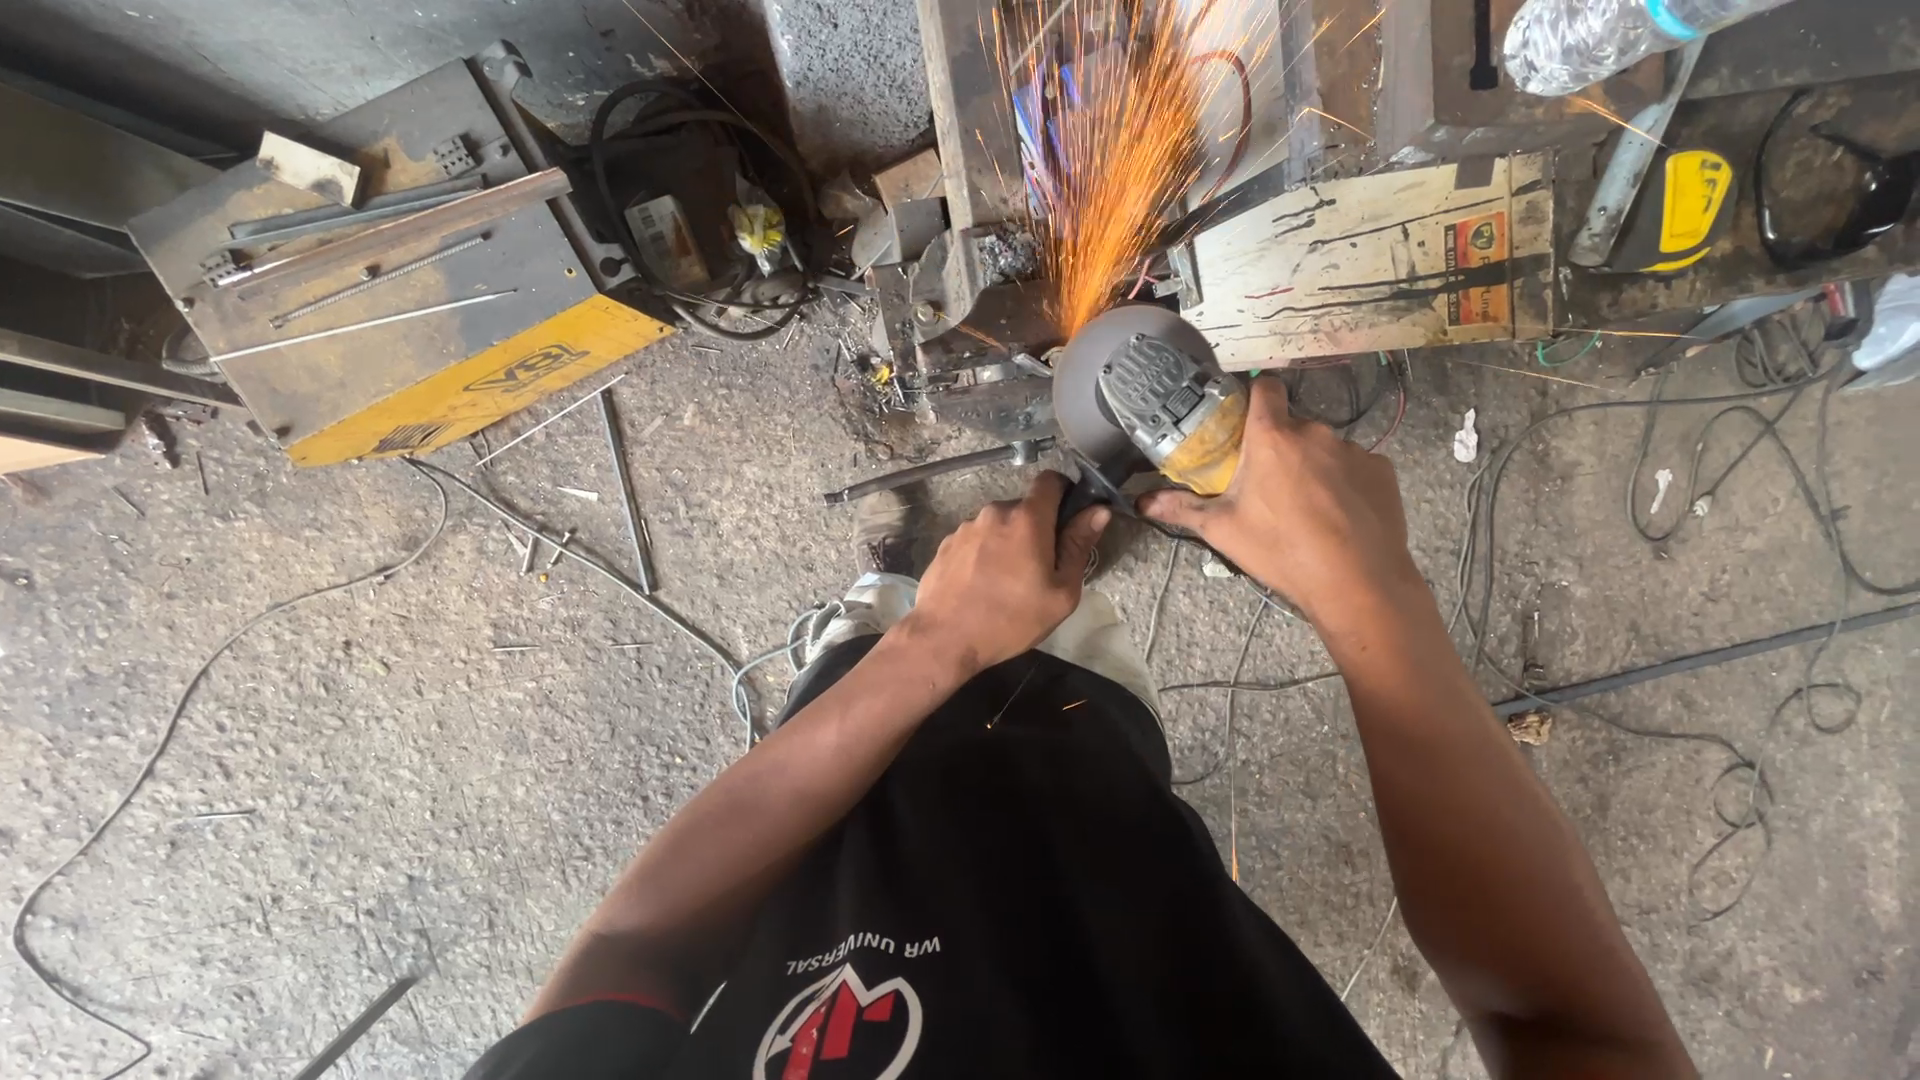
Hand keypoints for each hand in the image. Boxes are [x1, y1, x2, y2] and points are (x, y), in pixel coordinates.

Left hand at [903, 471, 1109, 673]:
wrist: (944, 638)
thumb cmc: (1011, 620)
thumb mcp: (1061, 592)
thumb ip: (1079, 546)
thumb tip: (1098, 511)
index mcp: (1027, 518)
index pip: (1050, 480)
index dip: (1064, 493)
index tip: (1068, 519)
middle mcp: (994, 512)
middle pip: (1024, 508)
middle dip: (1036, 529)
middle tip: (1039, 568)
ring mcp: (965, 527)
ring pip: (998, 525)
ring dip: (1008, 542)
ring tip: (1006, 582)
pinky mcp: (946, 543)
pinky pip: (976, 539)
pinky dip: (984, 553)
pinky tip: (981, 585)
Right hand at [1137, 377, 1422, 627]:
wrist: (1358, 582)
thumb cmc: (1282, 550)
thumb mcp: (1224, 530)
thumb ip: (1182, 508)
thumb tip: (1140, 503)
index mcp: (1272, 436)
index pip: (1265, 388)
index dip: (1255, 396)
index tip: (1245, 419)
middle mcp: (1315, 432)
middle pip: (1291, 425)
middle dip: (1280, 446)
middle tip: (1268, 484)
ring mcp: (1354, 449)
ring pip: (1323, 447)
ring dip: (1312, 465)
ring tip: (1306, 507)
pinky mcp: (1382, 470)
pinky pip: (1355, 466)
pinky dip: (1344, 482)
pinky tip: (1338, 515)